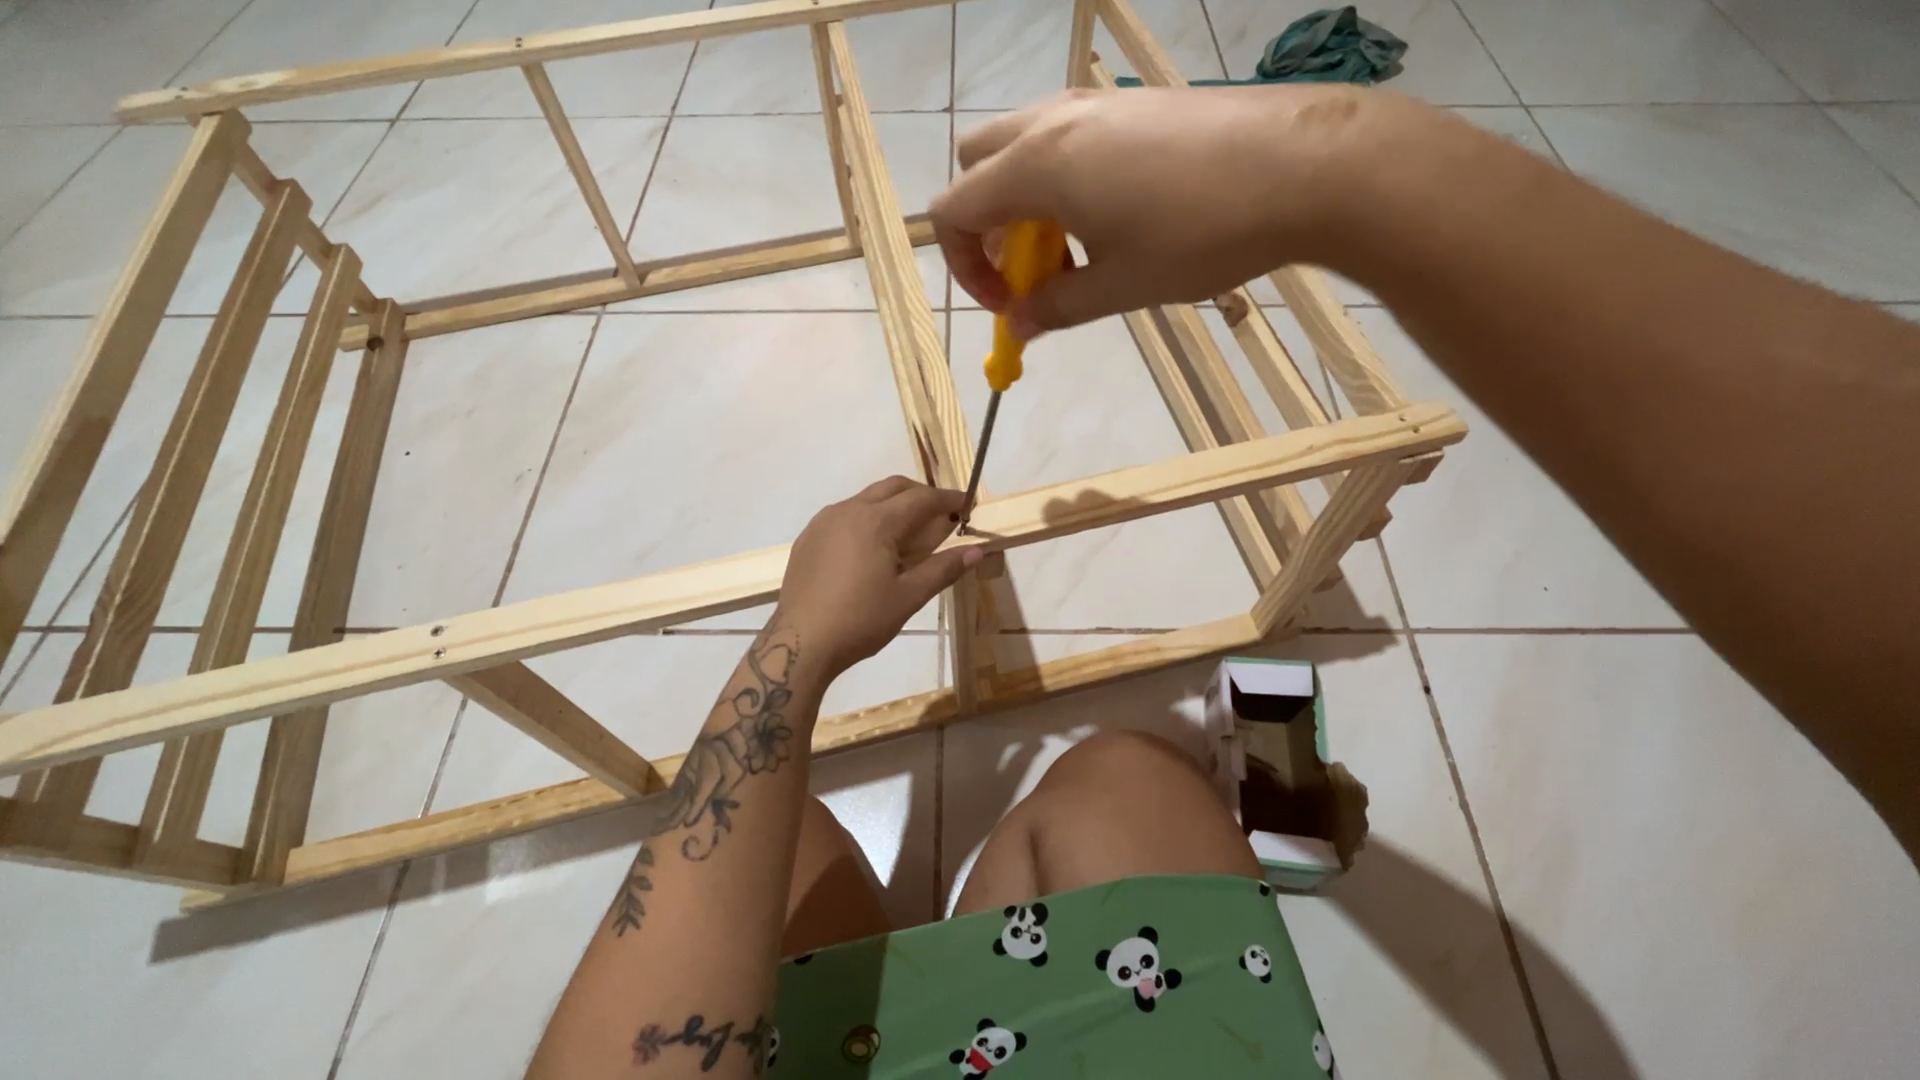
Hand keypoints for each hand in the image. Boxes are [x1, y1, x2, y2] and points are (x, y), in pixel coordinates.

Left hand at [776, 477, 983, 677]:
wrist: (800, 644)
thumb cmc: (860, 620)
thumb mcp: (909, 597)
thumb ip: (944, 569)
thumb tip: (977, 551)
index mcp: (876, 521)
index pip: (921, 498)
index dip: (949, 499)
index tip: (969, 506)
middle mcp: (848, 510)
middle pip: (892, 488)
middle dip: (920, 495)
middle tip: (941, 516)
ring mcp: (823, 522)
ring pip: (866, 499)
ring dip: (892, 506)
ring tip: (908, 534)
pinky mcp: (808, 538)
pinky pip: (844, 515)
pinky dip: (867, 520)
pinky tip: (872, 550)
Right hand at [930, 84, 1385, 335]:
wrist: (1302, 165)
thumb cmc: (1199, 235)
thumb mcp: (1120, 287)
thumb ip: (1056, 307)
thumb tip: (1018, 326)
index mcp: (1036, 167)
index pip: (954, 210)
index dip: (964, 267)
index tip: (1007, 305)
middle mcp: (1052, 122)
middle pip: (976, 166)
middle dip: (985, 225)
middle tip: (1030, 270)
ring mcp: (1094, 103)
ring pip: (1021, 146)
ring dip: (1024, 201)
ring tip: (1075, 247)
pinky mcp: (1131, 102)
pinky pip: (1066, 136)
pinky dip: (1062, 179)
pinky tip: (1115, 216)